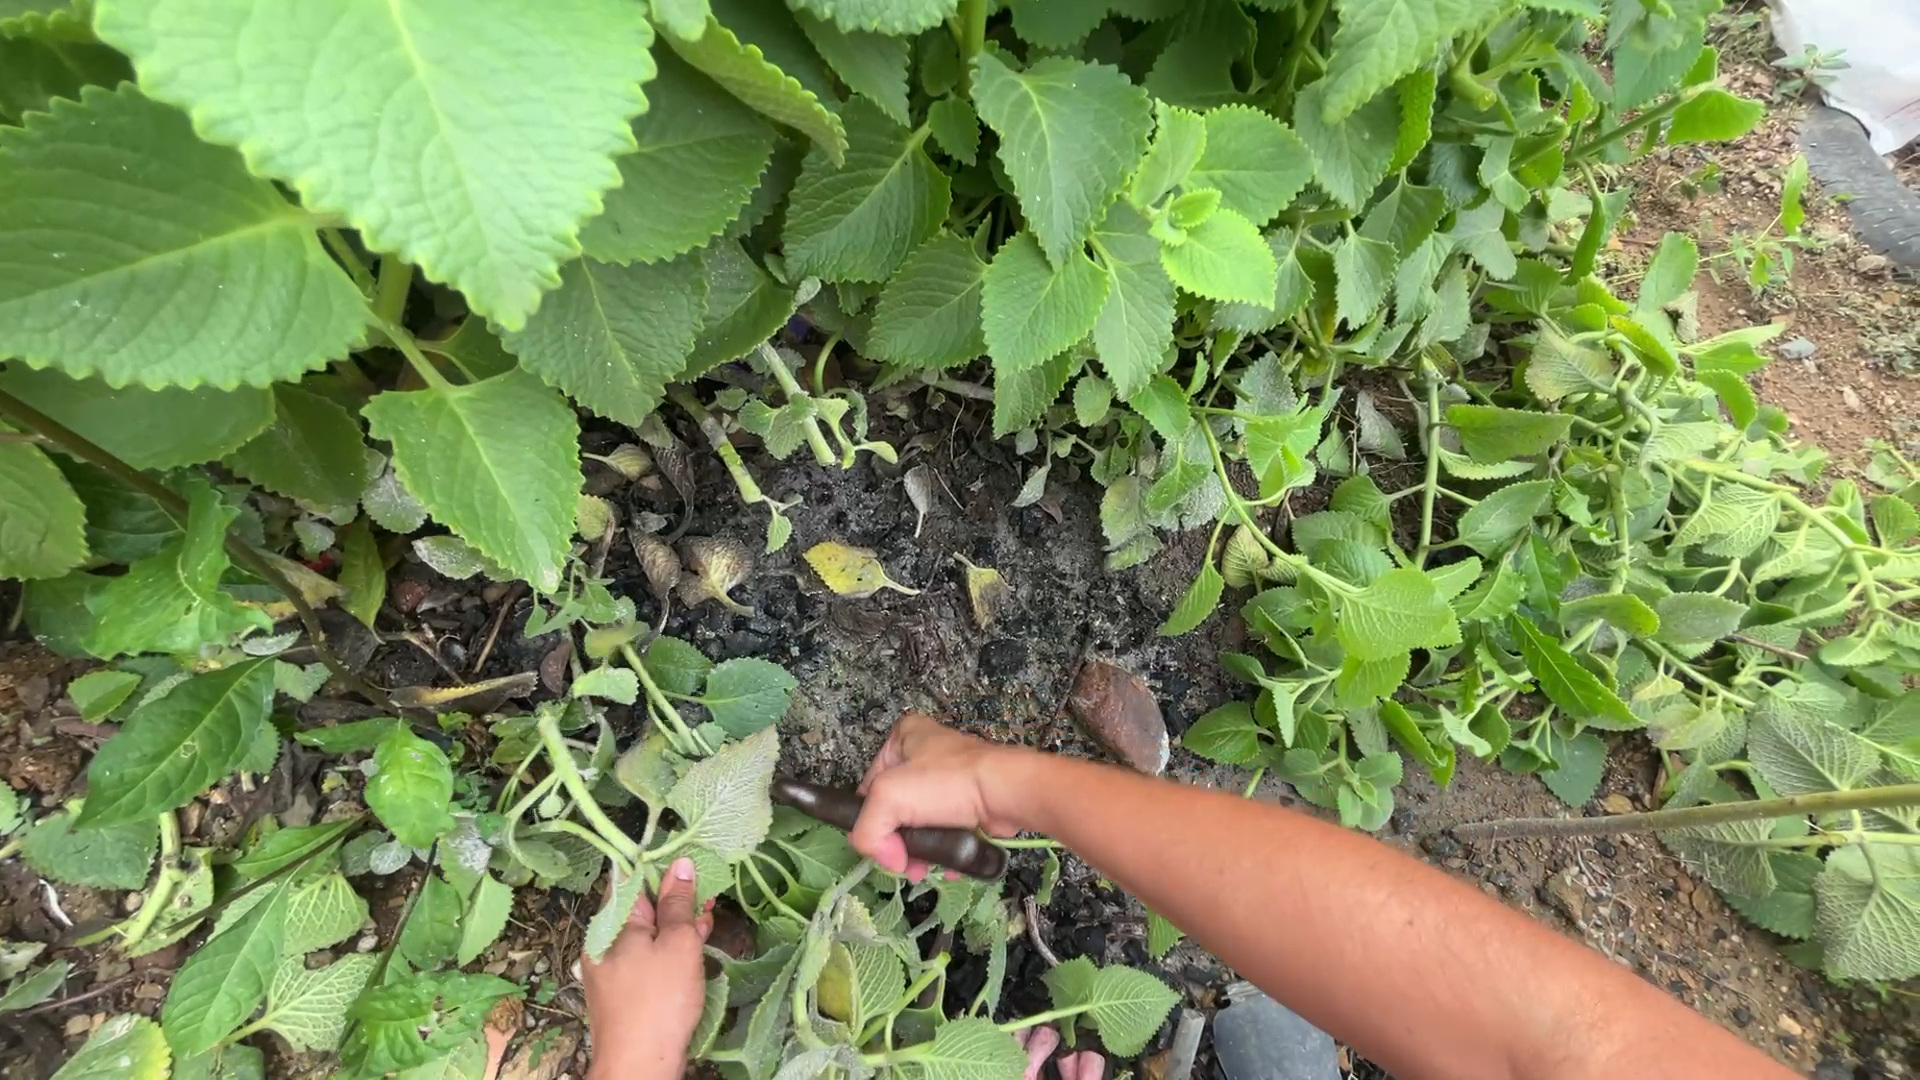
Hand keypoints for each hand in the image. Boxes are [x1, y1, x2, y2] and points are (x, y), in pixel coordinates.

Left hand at [581, 857, 713, 1079]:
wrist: (640, 1071)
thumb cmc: (660, 1000)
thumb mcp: (678, 942)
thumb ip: (679, 902)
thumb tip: (680, 864)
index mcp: (611, 925)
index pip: (630, 877)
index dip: (659, 863)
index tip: (688, 856)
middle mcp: (606, 942)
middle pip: (641, 904)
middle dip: (675, 893)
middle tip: (709, 887)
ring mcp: (614, 967)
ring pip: (649, 929)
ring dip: (678, 919)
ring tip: (710, 913)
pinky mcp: (626, 988)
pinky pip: (649, 952)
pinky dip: (671, 943)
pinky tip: (698, 941)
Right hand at [849, 711, 1034, 879]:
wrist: (1005, 793)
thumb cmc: (948, 783)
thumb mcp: (888, 797)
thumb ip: (868, 830)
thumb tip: (888, 859)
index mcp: (904, 736)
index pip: (869, 784)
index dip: (870, 818)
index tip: (879, 843)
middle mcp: (927, 752)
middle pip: (896, 807)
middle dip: (898, 840)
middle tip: (904, 862)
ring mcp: (951, 777)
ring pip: (921, 823)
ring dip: (920, 850)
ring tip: (926, 868)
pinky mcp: (970, 800)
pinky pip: (946, 830)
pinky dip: (944, 850)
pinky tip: (947, 865)